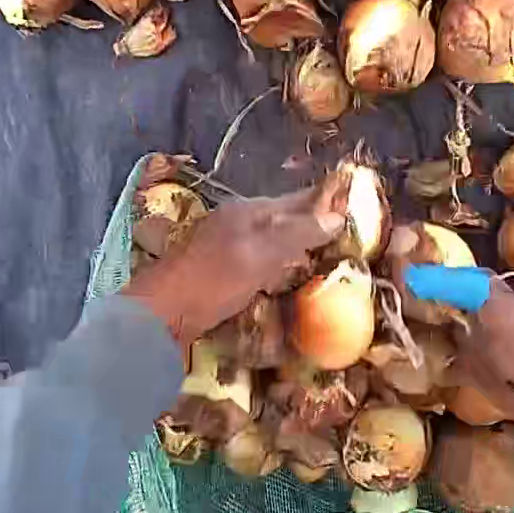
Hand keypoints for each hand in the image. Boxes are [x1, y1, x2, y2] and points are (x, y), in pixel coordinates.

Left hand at [122, 186, 342, 345]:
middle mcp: (238, 223)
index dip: (324, 198)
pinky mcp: (221, 271)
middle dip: (313, 219)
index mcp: (248, 211)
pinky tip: (287, 272)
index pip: (296, 200)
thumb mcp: (259, 254)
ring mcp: (227, 246)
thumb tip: (337, 216)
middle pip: (284, 217)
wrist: (160, 315)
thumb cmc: (212, 280)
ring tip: (324, 247)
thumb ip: (297, 233)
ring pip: (272, 238)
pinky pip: (261, 258)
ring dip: (297, 241)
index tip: (353, 197)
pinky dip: (280, 261)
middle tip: (346, 226)